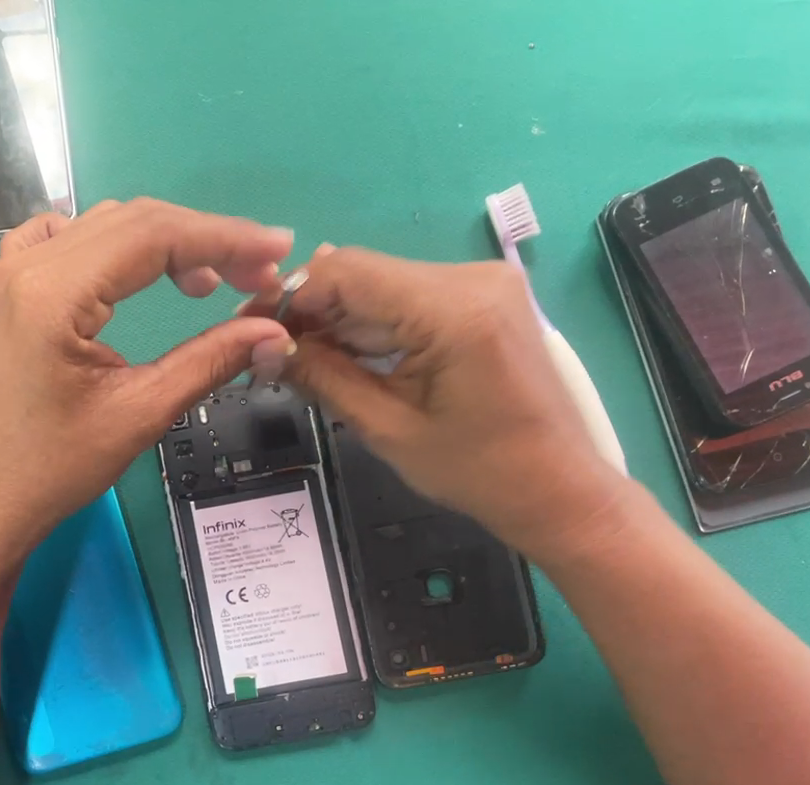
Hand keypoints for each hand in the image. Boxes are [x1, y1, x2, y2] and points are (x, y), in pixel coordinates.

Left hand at [0, 199, 296, 570]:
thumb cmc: (56, 468)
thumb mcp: (140, 414)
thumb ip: (209, 361)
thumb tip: (274, 330)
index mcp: (52, 294)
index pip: (153, 236)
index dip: (225, 237)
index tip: (279, 250)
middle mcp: (27, 266)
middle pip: (133, 222)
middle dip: (204, 241)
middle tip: (258, 274)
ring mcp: (12, 272)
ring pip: (105, 227)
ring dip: (165, 244)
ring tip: (211, 284)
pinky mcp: (11, 288)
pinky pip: (69, 240)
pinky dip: (117, 247)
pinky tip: (138, 271)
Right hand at [256, 247, 638, 565]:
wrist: (555, 486)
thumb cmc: (477, 471)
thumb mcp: (388, 428)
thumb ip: (325, 377)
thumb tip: (267, 347)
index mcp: (454, 309)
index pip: (348, 272)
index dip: (292, 296)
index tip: (254, 328)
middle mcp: (473, 278)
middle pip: (365, 276)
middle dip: (313, 312)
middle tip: (272, 353)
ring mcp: (483, 284)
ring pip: (384, 286)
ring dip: (340, 321)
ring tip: (302, 361)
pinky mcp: (485, 300)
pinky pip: (411, 300)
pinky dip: (374, 326)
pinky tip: (346, 356)